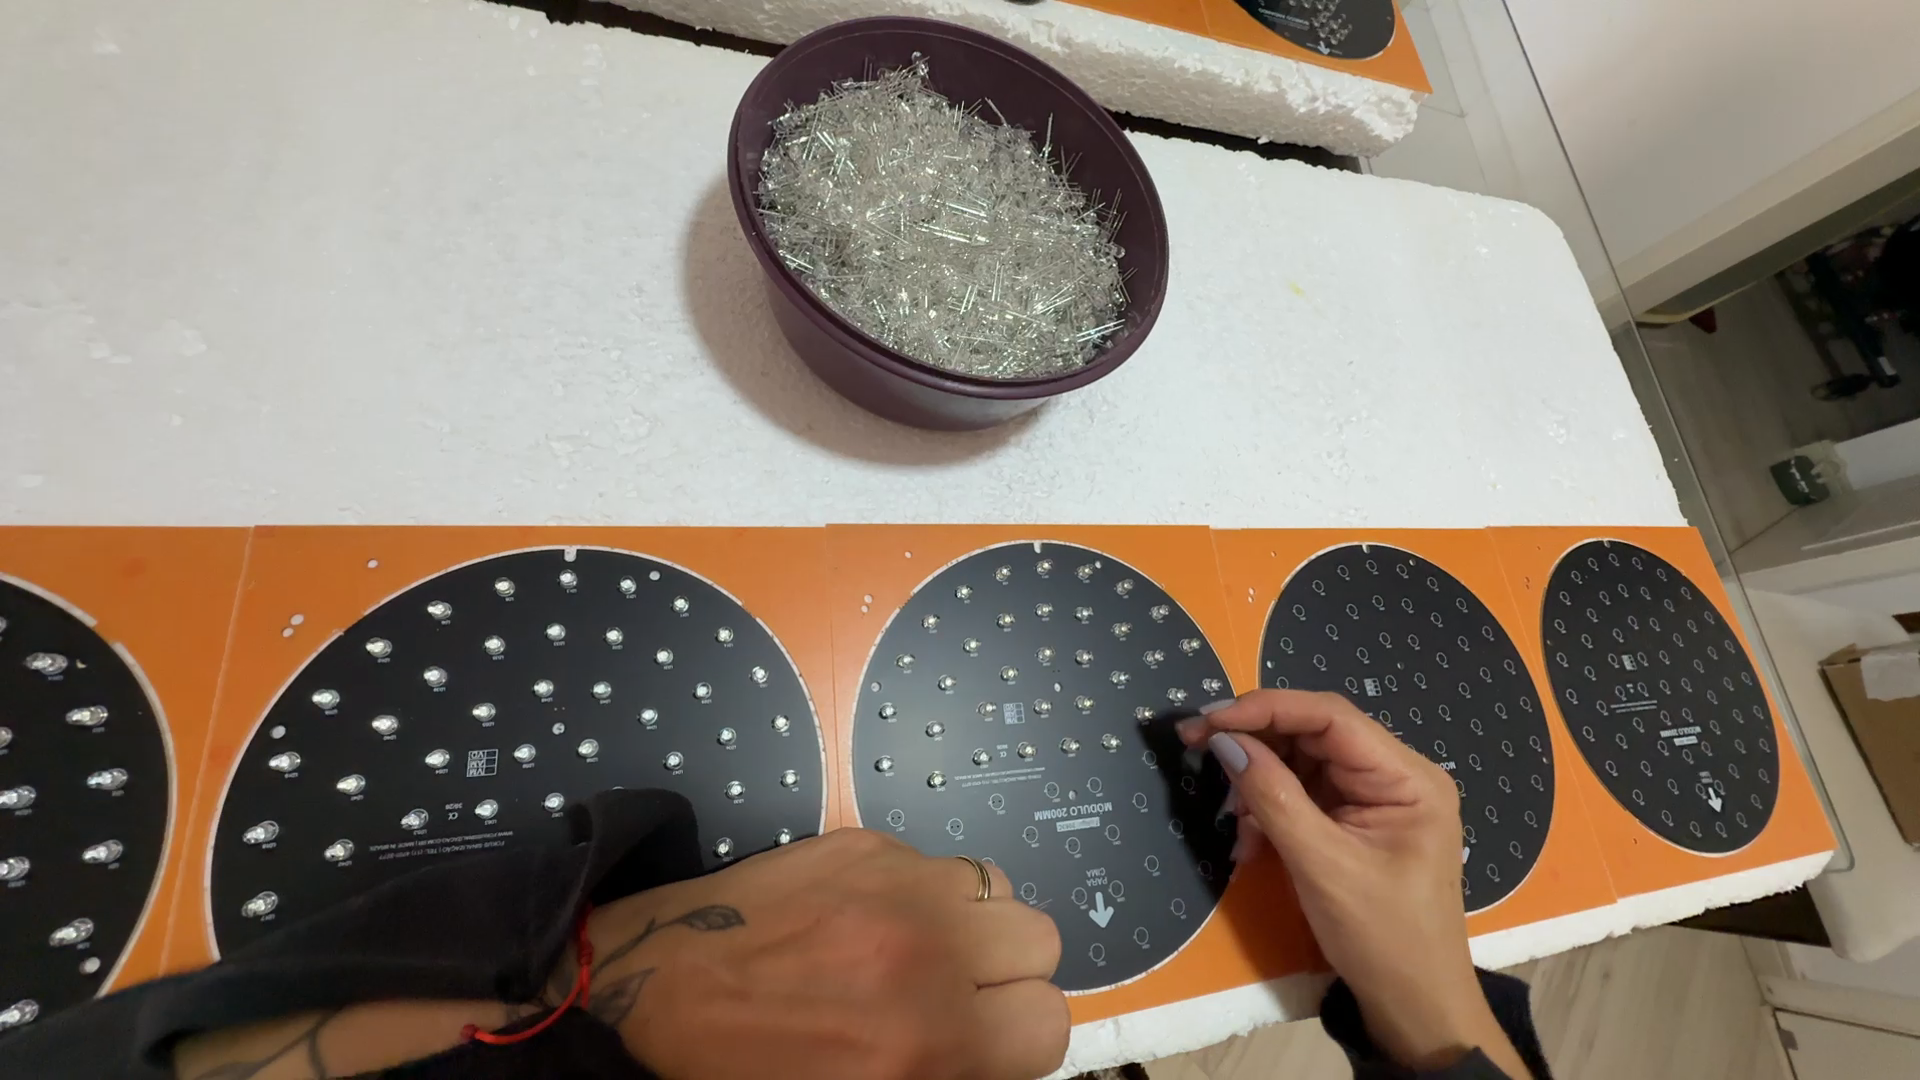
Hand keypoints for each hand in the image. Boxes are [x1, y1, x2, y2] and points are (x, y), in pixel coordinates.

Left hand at [608, 828, 1067, 1079]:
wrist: (669, 977)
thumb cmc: (754, 1063)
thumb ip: (948, 1067)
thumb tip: (993, 1038)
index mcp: (925, 1039)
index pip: (1048, 1024)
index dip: (1022, 1036)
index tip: (985, 1036)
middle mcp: (926, 947)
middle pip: (1040, 938)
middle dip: (1011, 969)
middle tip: (962, 985)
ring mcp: (898, 879)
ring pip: (997, 885)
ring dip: (975, 918)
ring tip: (925, 939)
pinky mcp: (869, 839)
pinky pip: (938, 859)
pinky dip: (927, 887)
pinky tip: (877, 908)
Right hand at [1178, 690, 1525, 1077]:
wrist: (1413, 1007)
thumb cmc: (1381, 937)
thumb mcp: (1321, 864)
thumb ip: (1272, 795)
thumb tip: (1222, 741)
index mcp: (1406, 777)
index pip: (1329, 717)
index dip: (1266, 708)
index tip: (1210, 718)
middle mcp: (1391, 772)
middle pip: (1309, 731)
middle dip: (1252, 738)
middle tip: (1194, 742)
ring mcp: (1369, 793)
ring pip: (1296, 757)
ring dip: (1255, 778)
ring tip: (1230, 814)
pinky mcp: (1348, 814)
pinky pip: (1296, 788)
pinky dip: (1264, 805)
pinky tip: (1248, 835)